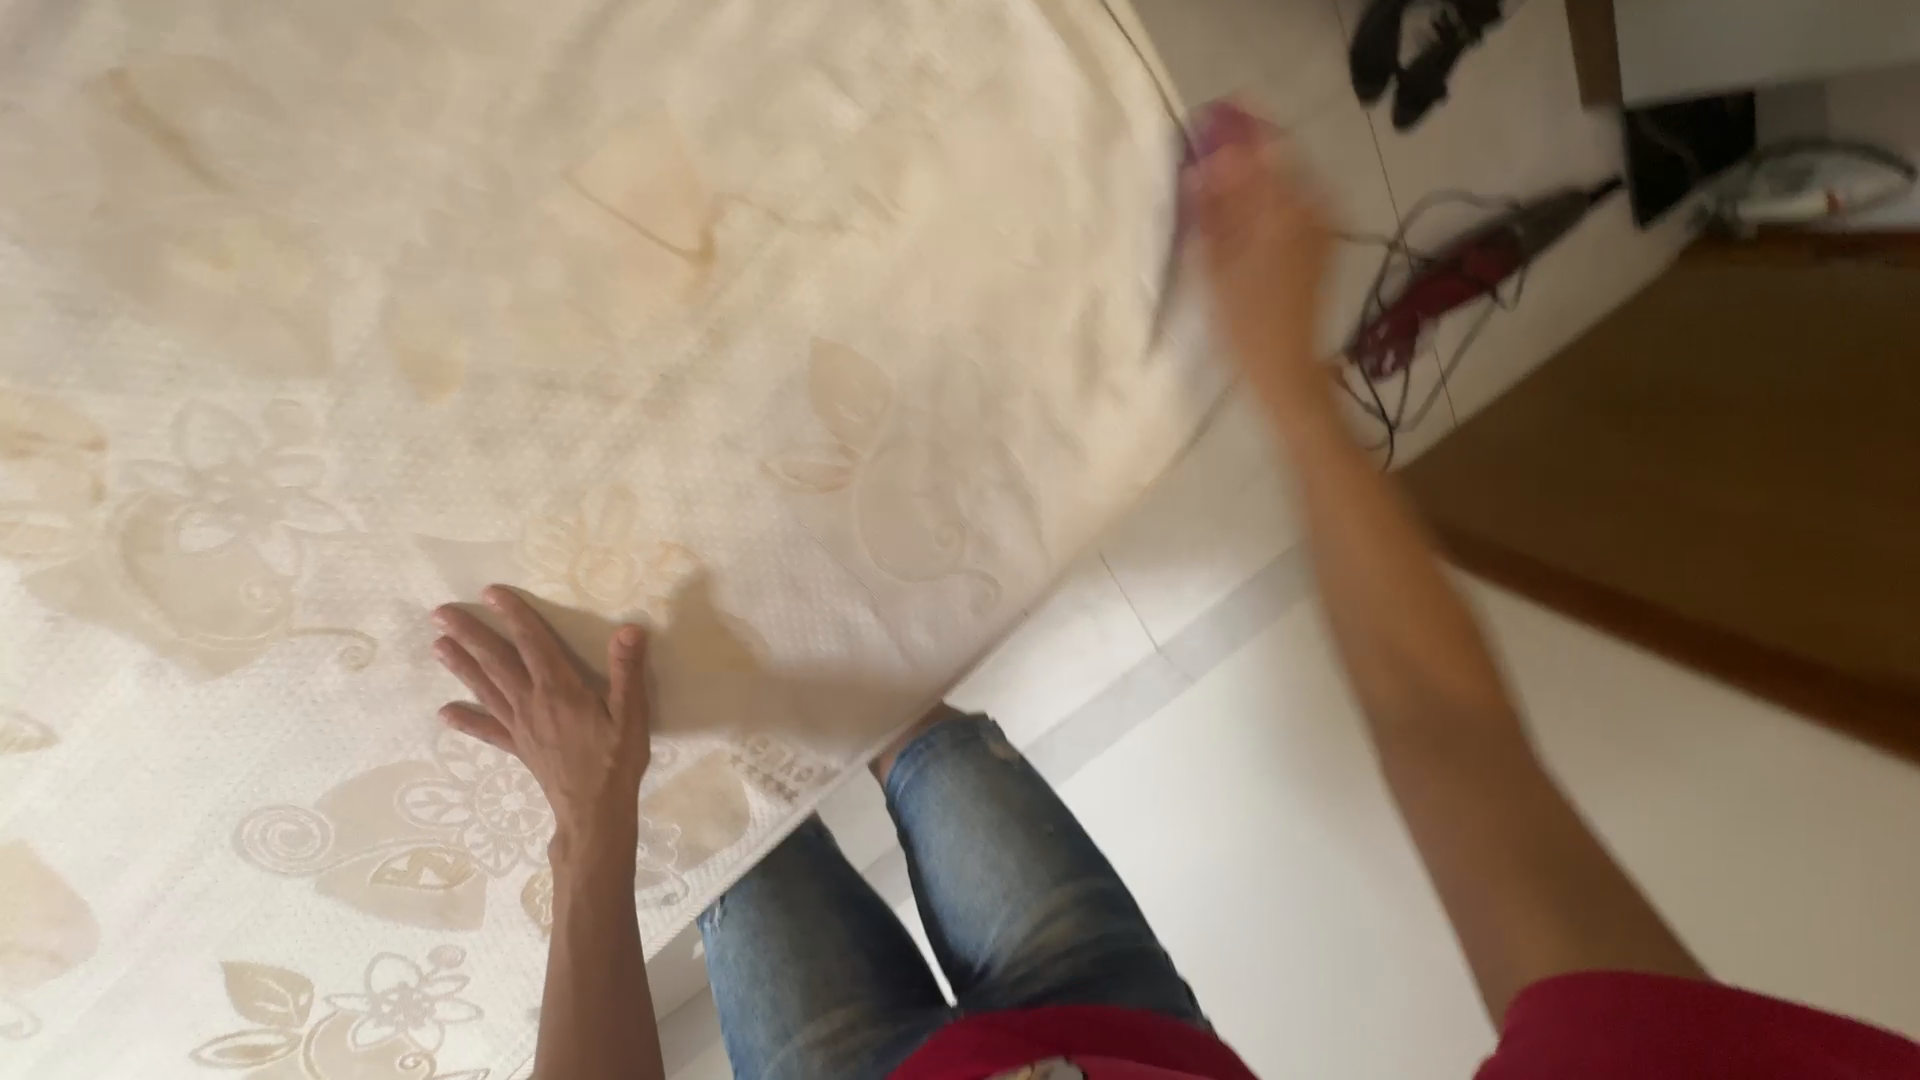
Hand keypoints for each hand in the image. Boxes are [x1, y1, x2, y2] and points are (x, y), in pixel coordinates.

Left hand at [431, 585, 651, 860]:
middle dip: (471, 635)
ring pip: (486, 689)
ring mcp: (520, 726)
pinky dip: (466, 720)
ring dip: (461, 666)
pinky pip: (488, 729)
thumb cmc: (617, 759)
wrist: (595, 809)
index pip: (533, 643)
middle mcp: (532, 703)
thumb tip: (629, 629)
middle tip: (441, 613)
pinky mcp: (518, 747)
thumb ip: (627, 670)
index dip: (514, 616)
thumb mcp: (632, 712)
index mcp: (560, 690)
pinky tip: (446, 713)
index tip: (492, 593)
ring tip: (438, 645)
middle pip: (497, 662)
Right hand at [1185, 104, 1337, 410]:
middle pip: (1276, 161)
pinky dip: (1265, 203)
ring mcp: (1322, 226)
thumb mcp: (1216, 267)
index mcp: (1286, 208)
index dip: (1234, 129)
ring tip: (1215, 190)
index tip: (1206, 123)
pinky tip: (1239, 218)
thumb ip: (1211, 210)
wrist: (1286, 369)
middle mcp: (1313, 207)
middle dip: (1242, 154)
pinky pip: (1292, 207)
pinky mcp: (1320, 245)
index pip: (1262, 146)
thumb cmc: (1245, 324)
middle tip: (1205, 159)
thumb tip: (1201, 166)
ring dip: (1252, 179)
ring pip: (1284, 183)